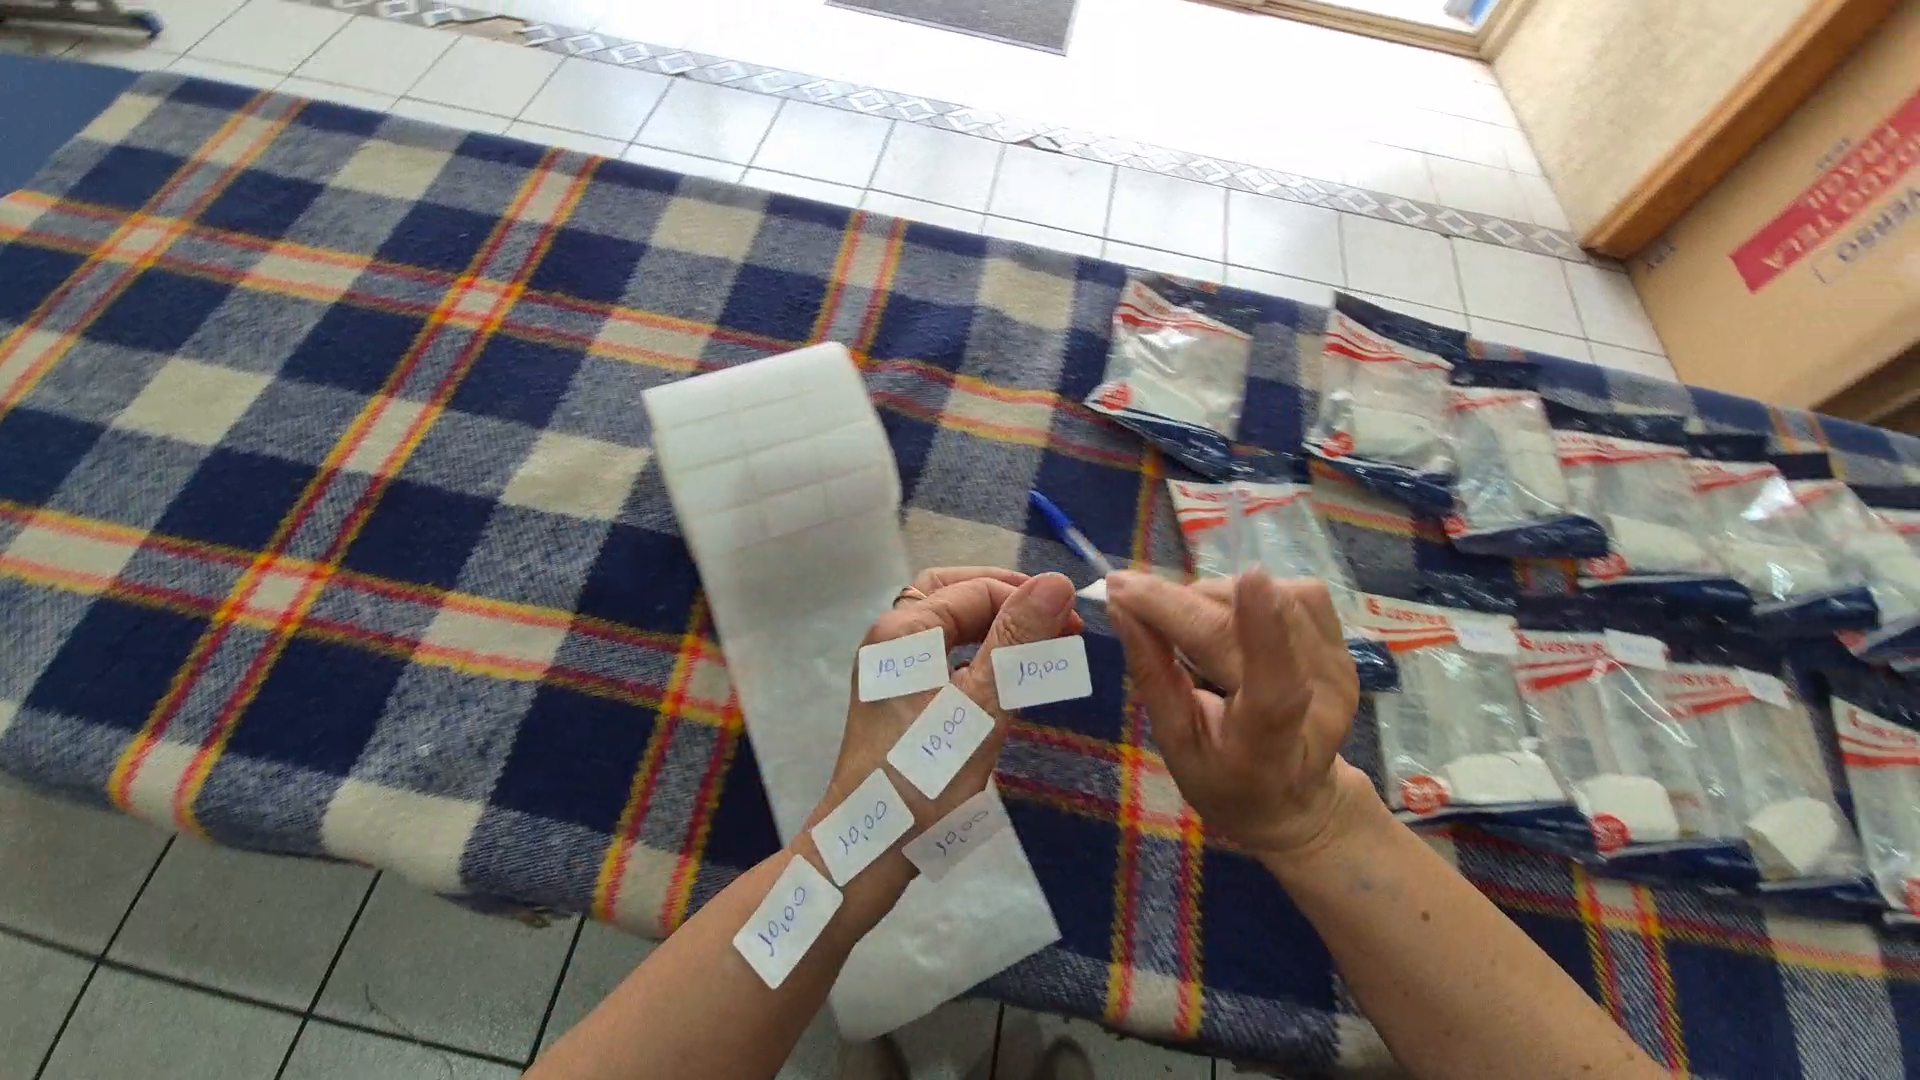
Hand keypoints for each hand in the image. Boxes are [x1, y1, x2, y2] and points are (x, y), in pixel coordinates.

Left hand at [818, 566, 1082, 829]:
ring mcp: (892, 672)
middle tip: (1053, 619)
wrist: (868, 851)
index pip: (975, 590)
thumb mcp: (980, 705)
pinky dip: (978, 657)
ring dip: (994, 628)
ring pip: (949, 627)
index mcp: (904, 631)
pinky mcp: (900, 702)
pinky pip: (943, 659)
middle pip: (953, 594)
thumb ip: (1017, 640)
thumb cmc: (924, 778)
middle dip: (1006, 600)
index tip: (1075, 624)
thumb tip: (1056, 581)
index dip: (1027, 598)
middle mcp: (892, 642)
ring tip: (1039, 646)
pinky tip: (1004, 679)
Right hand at [1104, 569, 1373, 860]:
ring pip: (1271, 600)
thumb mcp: (1176, 743)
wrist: (1293, 797)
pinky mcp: (1343, 646)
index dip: (1263, 630)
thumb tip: (1121, 608)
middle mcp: (1320, 703)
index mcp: (1271, 745)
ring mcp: (1338, 670)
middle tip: (1122, 587)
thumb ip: (1153, 676)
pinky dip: (1246, 593)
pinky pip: (1296, 593)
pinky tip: (1222, 614)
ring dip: (1209, 597)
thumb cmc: (1224, 779)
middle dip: (1176, 601)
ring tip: (1179, 619)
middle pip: (1247, 632)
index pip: (1275, 687)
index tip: (1246, 578)